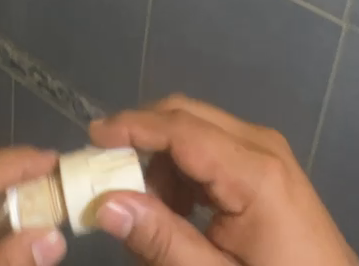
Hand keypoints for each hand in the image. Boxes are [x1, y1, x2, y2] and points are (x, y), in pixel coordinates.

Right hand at [87, 96, 358, 265]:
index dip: (132, 127)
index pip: (180, 128)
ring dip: (162, 160)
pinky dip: (184, 171)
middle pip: (186, 116)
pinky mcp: (268, 165)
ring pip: (196, 130)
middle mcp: (261, 145)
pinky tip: (176, 212)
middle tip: (105, 175)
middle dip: (142, 139)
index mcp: (254, 171)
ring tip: (145, 212)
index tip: (91, 137)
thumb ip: (162, 241)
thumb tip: (106, 204)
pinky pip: (213, 149)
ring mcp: (267, 151)